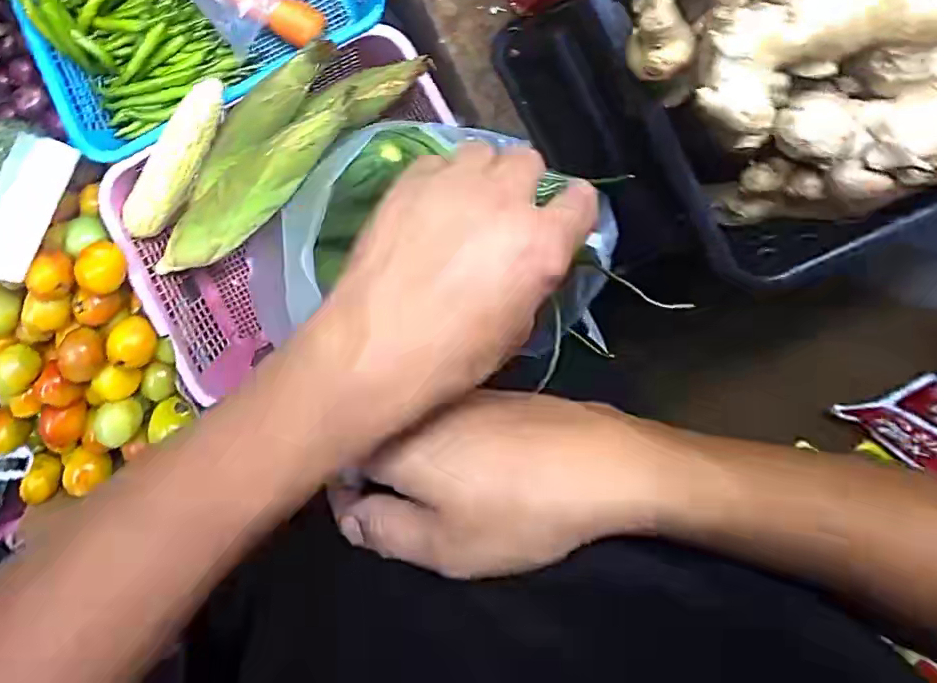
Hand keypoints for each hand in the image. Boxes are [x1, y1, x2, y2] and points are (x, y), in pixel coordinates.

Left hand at [298, 142, 596, 441]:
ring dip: (482, 171)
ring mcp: (453, 182)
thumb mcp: (517, 326)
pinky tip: (427, 202)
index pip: (581, 199)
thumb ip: (533, 275)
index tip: (560, 219)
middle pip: (528, 160)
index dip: (572, 209)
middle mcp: (503, 199)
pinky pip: (437, 160)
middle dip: (523, 182)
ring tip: (465, 198)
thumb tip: (528, 258)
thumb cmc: (452, 354)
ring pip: (482, 149)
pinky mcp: (410, 179)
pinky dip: (440, 175)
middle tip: (505, 209)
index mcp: (541, 241)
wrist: (374, 343)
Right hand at [327, 391, 699, 578]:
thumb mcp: (445, 545)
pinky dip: (442, 442)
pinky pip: (437, 416)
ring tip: (447, 491)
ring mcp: (447, 392)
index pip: (338, 459)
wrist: (599, 460)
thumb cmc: (516, 509)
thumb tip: (349, 515)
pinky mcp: (479, 390)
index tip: (373, 519)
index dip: (347, 494)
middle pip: (371, 437)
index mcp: (392, 437)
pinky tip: (476, 467)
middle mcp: (412, 402)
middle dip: (378, 476)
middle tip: (413, 513)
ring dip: (411, 457)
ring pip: (406, 425)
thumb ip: (382, 531)